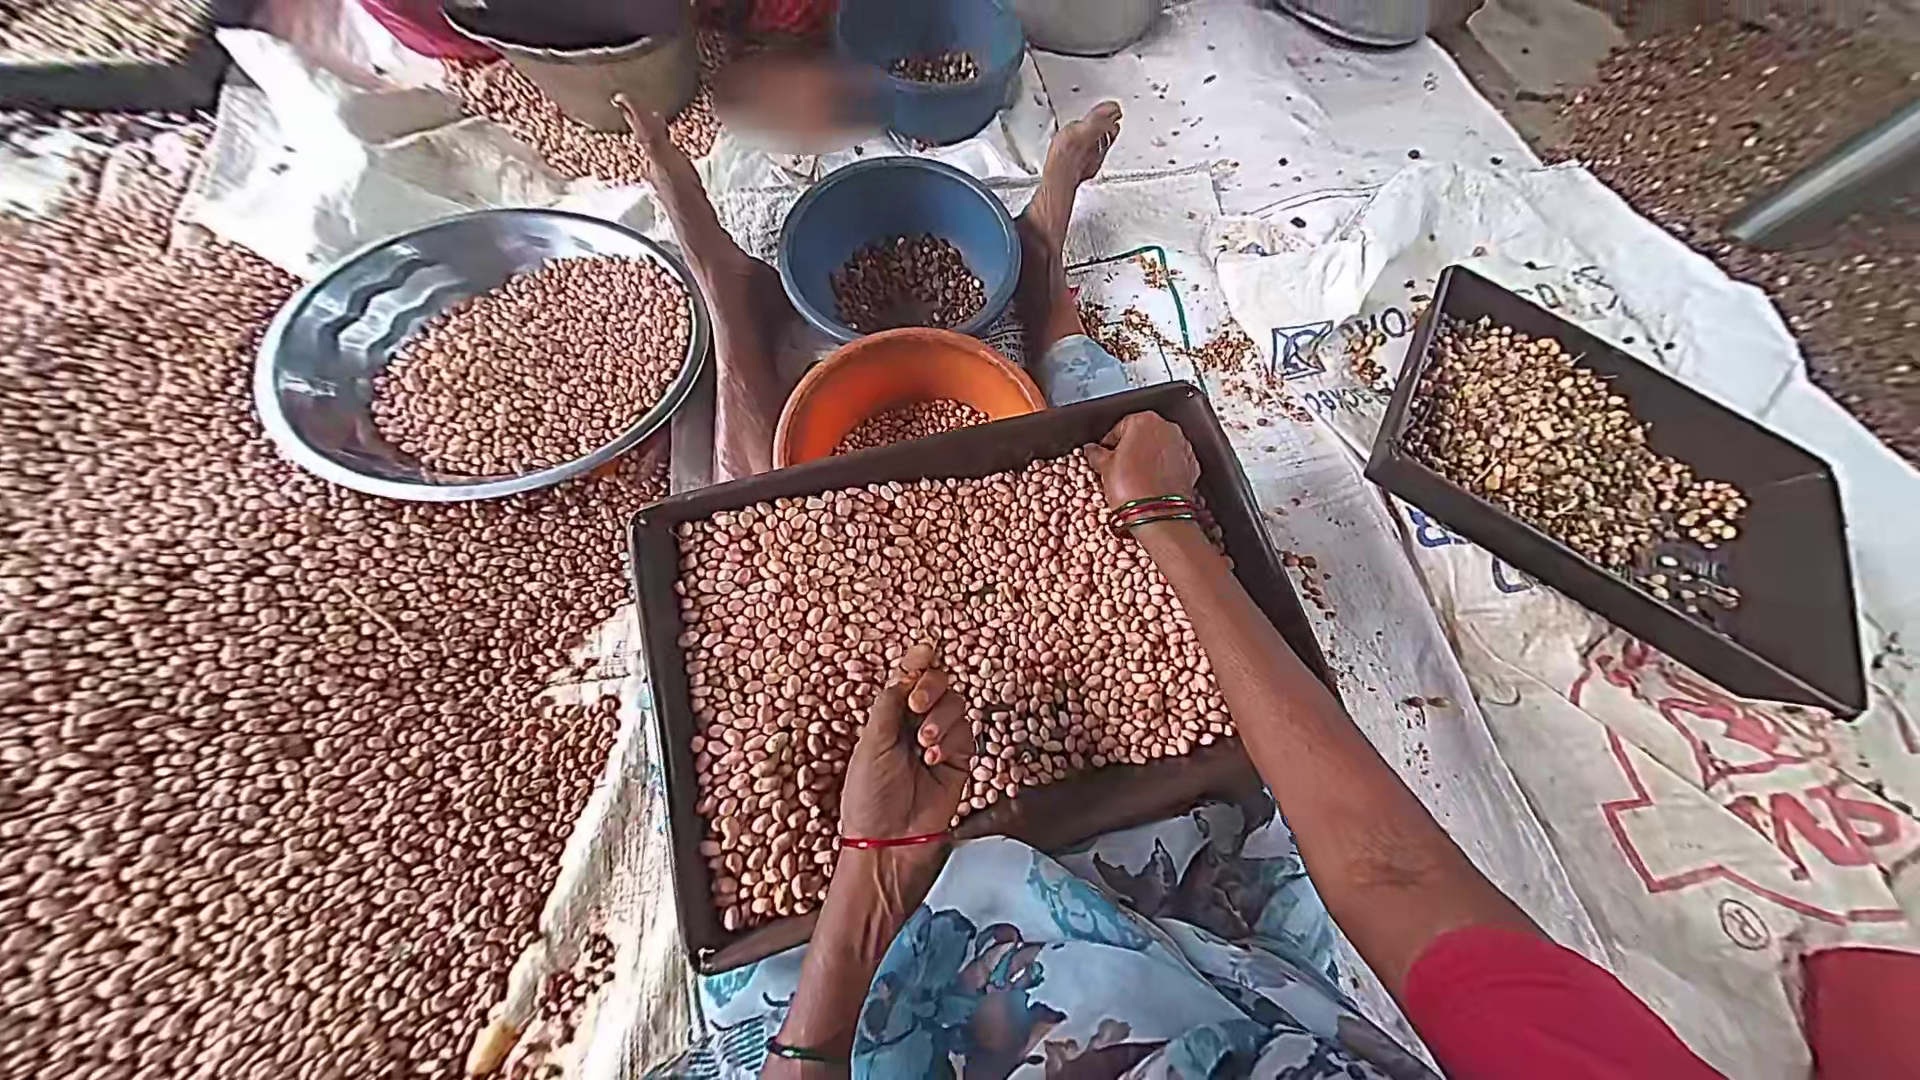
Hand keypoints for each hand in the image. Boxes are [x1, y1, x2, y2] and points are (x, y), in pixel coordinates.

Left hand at [837, 644, 971, 840]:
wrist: (888, 841)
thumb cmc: (870, 793)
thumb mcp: (872, 740)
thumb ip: (892, 700)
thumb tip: (910, 663)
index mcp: (891, 716)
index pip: (910, 678)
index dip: (918, 663)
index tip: (924, 650)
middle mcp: (916, 723)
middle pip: (937, 683)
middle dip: (930, 687)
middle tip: (916, 704)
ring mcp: (939, 740)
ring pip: (954, 704)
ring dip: (940, 718)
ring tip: (924, 743)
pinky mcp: (960, 758)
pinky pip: (965, 731)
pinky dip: (950, 739)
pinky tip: (934, 758)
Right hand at [1084, 411, 1199, 508]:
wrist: (1158, 514)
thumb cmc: (1132, 488)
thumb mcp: (1104, 468)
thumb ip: (1096, 454)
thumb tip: (1092, 451)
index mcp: (1143, 421)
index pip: (1119, 427)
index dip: (1109, 443)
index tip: (1104, 456)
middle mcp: (1167, 428)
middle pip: (1142, 434)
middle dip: (1130, 450)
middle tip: (1118, 468)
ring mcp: (1182, 446)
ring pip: (1159, 448)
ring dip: (1147, 459)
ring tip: (1134, 478)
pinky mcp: (1191, 465)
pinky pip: (1172, 462)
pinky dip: (1162, 470)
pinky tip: (1150, 483)